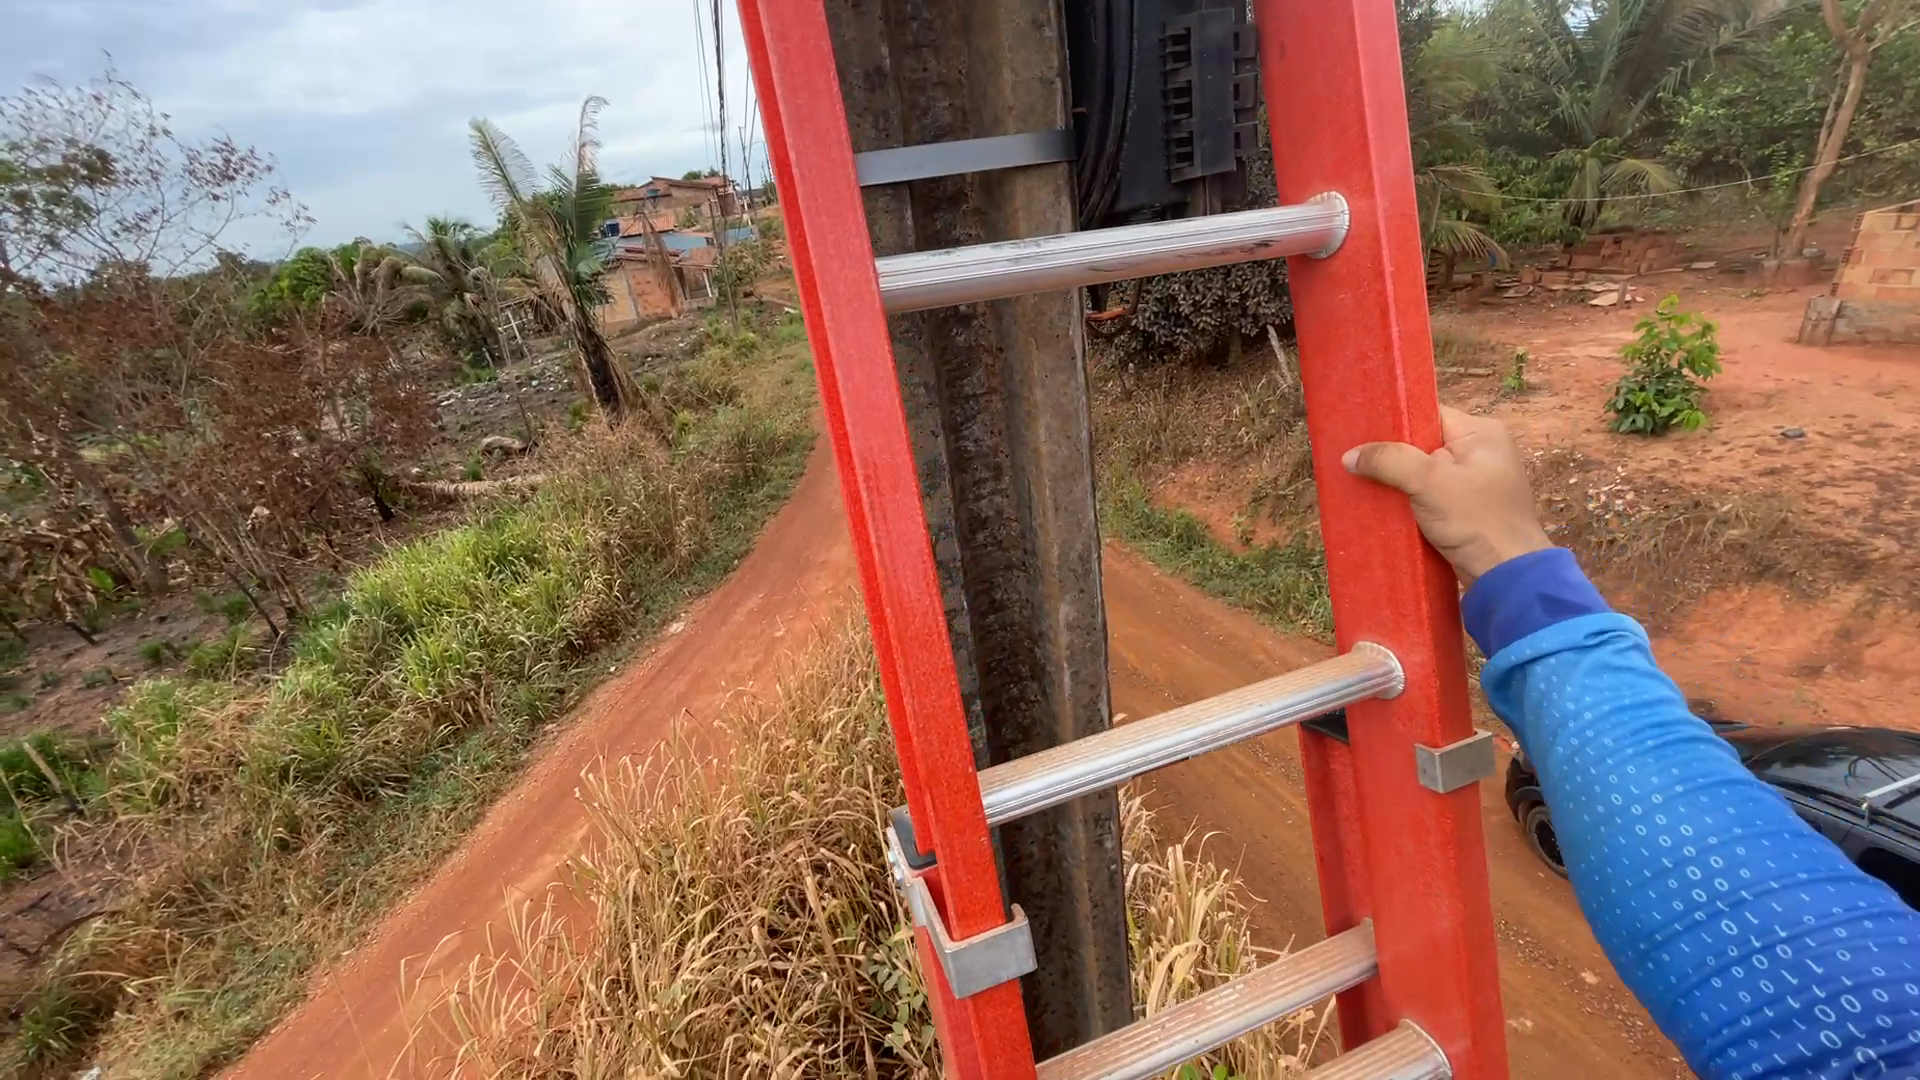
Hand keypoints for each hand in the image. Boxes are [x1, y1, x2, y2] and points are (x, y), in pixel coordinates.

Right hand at [1340, 406, 1550, 585]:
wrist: (1506, 573)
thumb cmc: (1475, 520)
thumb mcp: (1428, 482)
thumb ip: (1388, 461)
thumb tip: (1349, 456)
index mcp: (1481, 432)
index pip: (1426, 414)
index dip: (1393, 423)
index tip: (1360, 435)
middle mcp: (1479, 450)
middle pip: (1420, 442)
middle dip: (1389, 455)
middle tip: (1357, 462)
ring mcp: (1472, 479)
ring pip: (1419, 469)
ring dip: (1394, 479)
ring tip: (1364, 483)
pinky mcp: (1464, 504)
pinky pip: (1425, 491)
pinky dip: (1404, 497)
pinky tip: (1383, 504)